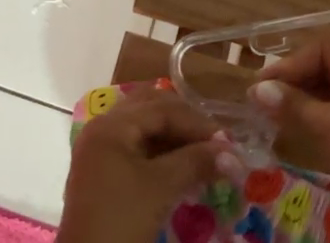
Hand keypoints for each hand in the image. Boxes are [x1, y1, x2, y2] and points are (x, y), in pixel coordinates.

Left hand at [58, 88, 237, 242]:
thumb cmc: (122, 220)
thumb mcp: (161, 188)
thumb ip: (196, 162)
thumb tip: (230, 153)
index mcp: (111, 124)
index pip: (161, 109)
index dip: (196, 123)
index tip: (227, 141)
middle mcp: (102, 128)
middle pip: (150, 110)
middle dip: (184, 123)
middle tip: (214, 141)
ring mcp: (99, 149)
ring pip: (143, 128)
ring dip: (173, 137)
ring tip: (202, 153)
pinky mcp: (101, 171)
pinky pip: (135, 147)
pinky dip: (160, 152)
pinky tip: (181, 166)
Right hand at [250, 36, 329, 242]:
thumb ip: (293, 104)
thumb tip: (255, 89)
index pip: (326, 48)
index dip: (292, 63)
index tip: (262, 84)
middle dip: (295, 78)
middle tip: (263, 95)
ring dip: (303, 94)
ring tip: (272, 108)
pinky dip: (317, 109)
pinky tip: (295, 119)